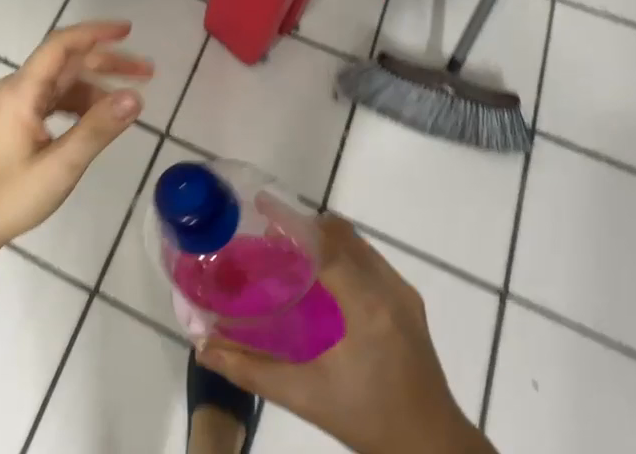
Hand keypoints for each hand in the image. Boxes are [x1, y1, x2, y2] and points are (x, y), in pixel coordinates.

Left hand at [0, 20, 152, 252]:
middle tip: (148, 71)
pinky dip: (83, 103)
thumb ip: (98, 128)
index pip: (61, 46)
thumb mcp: (61, 165)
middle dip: (108, 62)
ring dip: (98, 85)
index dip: (95, 33)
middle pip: (67, 62)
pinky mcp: (20, 120)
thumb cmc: (12, 196)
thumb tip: (135, 97)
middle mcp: (18, 89)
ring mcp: (17, 104)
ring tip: (134, 98)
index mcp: (21, 91)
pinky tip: (104, 117)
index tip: (128, 31)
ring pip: (64, 81)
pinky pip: (57, 99)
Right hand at [197, 216, 494, 453]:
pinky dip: (341, 253)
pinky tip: (320, 278)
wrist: (432, 447)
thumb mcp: (305, 396)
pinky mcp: (409, 303)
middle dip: (302, 226)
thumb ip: (251, 370)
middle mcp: (388, 288)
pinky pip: (370, 260)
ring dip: (323, 238)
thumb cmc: (368, 418)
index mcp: (366, 304)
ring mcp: (403, 293)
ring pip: (358, 244)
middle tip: (266, 235)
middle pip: (341, 234)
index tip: (259, 206)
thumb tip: (203, 348)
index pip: (324, 244)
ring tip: (288, 251)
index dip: (289, 221)